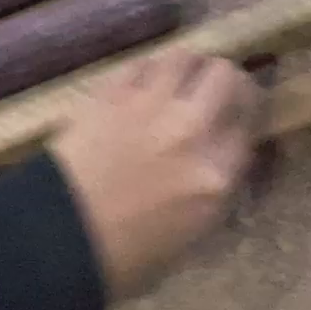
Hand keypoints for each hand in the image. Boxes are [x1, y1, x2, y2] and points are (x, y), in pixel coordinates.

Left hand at [48, 50, 261, 299]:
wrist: (63, 235)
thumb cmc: (128, 253)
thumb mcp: (191, 234)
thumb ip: (214, 188)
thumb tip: (220, 157)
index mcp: (215, 175)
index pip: (248, 121)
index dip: (246, 109)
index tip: (239, 108)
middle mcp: (191, 129)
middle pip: (224, 75)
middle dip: (224, 76)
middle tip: (214, 84)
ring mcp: (151, 103)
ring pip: (183, 56)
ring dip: (186, 64)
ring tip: (179, 74)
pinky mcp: (114, 91)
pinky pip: (142, 63)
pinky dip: (147, 69)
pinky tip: (142, 82)